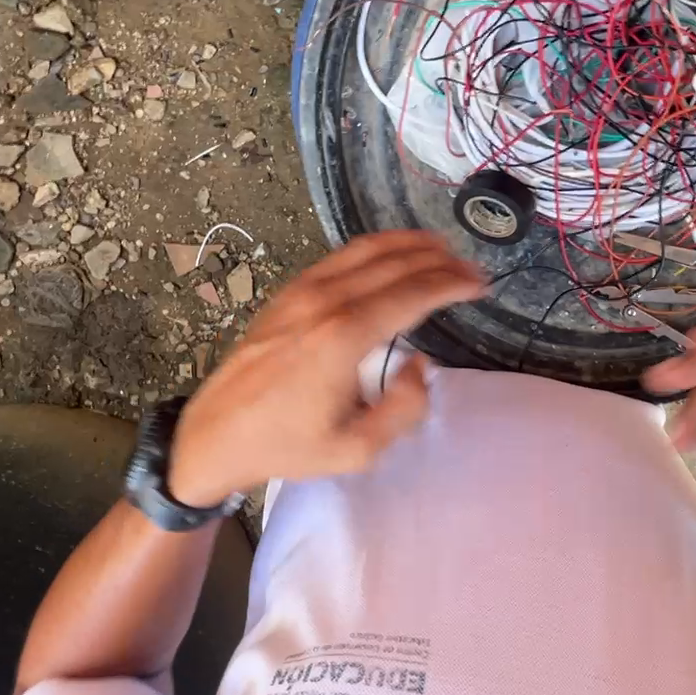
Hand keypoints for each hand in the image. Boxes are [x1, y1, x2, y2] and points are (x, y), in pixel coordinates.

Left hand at [166, 231, 485, 506]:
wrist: (215, 434)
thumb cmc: (287, 444)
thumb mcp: (357, 449)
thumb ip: (403, 406)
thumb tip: (419, 363)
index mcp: (344, 337)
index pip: (412, 294)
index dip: (451, 284)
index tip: (480, 283)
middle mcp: (326, 301)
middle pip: (395, 264)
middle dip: (440, 261)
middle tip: (470, 268)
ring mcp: (304, 290)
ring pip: (367, 250)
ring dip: (409, 245)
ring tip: (441, 249)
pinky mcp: (289, 291)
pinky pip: (341, 256)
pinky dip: (376, 248)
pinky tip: (392, 254)